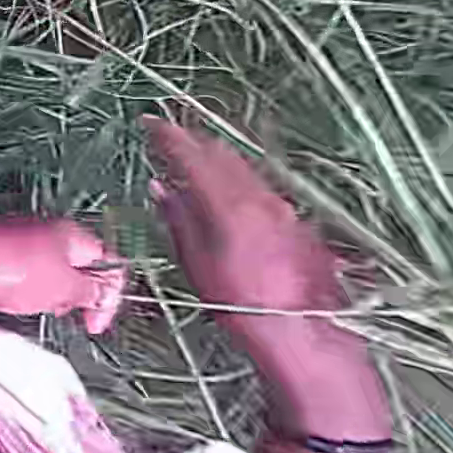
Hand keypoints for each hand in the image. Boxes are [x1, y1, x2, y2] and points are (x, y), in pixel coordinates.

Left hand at [0, 220, 124, 333]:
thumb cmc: (10, 271)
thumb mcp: (63, 287)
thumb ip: (90, 292)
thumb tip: (100, 294)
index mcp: (71, 235)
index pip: (108, 262)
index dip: (109, 295)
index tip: (94, 323)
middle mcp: (49, 235)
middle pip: (79, 270)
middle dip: (76, 297)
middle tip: (61, 311)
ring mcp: (23, 245)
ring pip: (51, 278)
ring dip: (49, 299)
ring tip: (33, 306)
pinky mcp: (1, 258)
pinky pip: (25, 280)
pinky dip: (24, 295)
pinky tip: (13, 302)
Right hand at [139, 115, 340, 318]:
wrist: (301, 330)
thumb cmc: (240, 302)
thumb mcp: (196, 261)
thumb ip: (178, 216)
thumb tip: (160, 188)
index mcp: (228, 205)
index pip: (192, 156)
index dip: (169, 136)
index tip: (151, 123)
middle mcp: (257, 196)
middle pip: (220, 152)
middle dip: (191, 138)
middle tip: (168, 133)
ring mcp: (280, 204)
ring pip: (241, 164)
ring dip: (213, 152)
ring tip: (191, 152)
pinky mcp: (293, 216)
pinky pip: (256, 180)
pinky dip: (233, 171)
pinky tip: (224, 181)